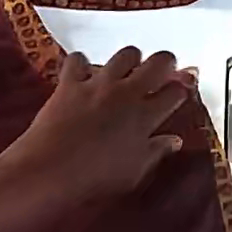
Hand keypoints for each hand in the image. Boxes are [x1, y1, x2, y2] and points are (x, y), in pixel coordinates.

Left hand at [0, 47, 191, 231]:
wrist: (50, 170)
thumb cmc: (96, 177)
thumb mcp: (134, 171)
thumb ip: (156, 151)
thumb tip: (174, 141)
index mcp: (146, 116)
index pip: (175, 92)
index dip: (182, 89)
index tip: (180, 92)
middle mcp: (126, 94)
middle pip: (158, 62)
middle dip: (165, 63)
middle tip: (162, 70)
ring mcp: (98, 85)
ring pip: (125, 55)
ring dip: (130, 59)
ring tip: (127, 69)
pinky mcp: (70, 83)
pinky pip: (78, 60)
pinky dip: (81, 64)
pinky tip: (83, 74)